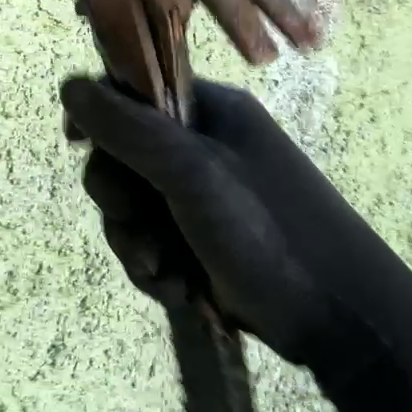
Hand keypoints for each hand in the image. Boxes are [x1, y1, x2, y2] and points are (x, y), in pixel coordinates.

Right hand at [61, 77, 411, 411]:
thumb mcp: (193, 173)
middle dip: (116, 199)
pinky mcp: (196, 239)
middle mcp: (201, 148)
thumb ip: (128, 129)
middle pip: (117, 155)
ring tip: (161, 271)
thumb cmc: (271, 232)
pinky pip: (145, 241)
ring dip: (133, 242)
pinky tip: (177, 287)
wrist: (343, 323)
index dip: (97, 114)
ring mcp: (197, 197)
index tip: (77, 143)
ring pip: (127, 206)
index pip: (132, 92)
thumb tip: (69, 87)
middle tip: (132, 220)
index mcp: (210, 114)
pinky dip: (152, 267)